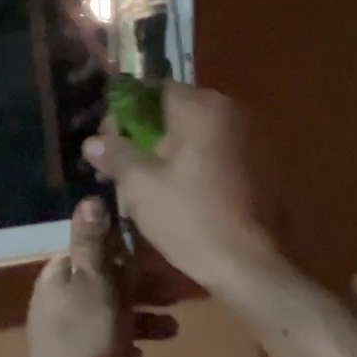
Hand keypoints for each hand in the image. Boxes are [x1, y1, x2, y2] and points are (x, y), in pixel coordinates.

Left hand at [21, 198, 178, 356]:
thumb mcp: (93, 282)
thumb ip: (92, 242)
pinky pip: (109, 343)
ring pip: (113, 314)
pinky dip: (128, 344)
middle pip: (109, 283)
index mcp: (60, 275)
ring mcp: (68, 331)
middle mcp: (60, 299)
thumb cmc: (84, 336)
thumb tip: (89, 197)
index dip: (129, 251)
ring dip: (144, 318)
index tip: (162, 255)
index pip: (96, 249)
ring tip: (174, 330)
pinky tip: (144, 354)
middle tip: (179, 295)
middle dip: (145, 288)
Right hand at [81, 83, 281, 292]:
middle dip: (147, 138)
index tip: (108, 145)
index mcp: (204, 107)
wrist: (247, 264)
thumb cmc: (189, 219)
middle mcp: (233, 112)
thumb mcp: (140, 187)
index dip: (124, 116)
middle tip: (123, 170)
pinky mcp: (263, 167)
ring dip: (171, 154)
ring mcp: (254, 139)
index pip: (153, 92)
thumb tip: (92, 142)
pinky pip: (218, 156)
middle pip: (177, 114)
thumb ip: (116, 156)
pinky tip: (181, 197)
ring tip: (148, 187)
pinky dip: (196, 168)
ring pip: (198, 137)